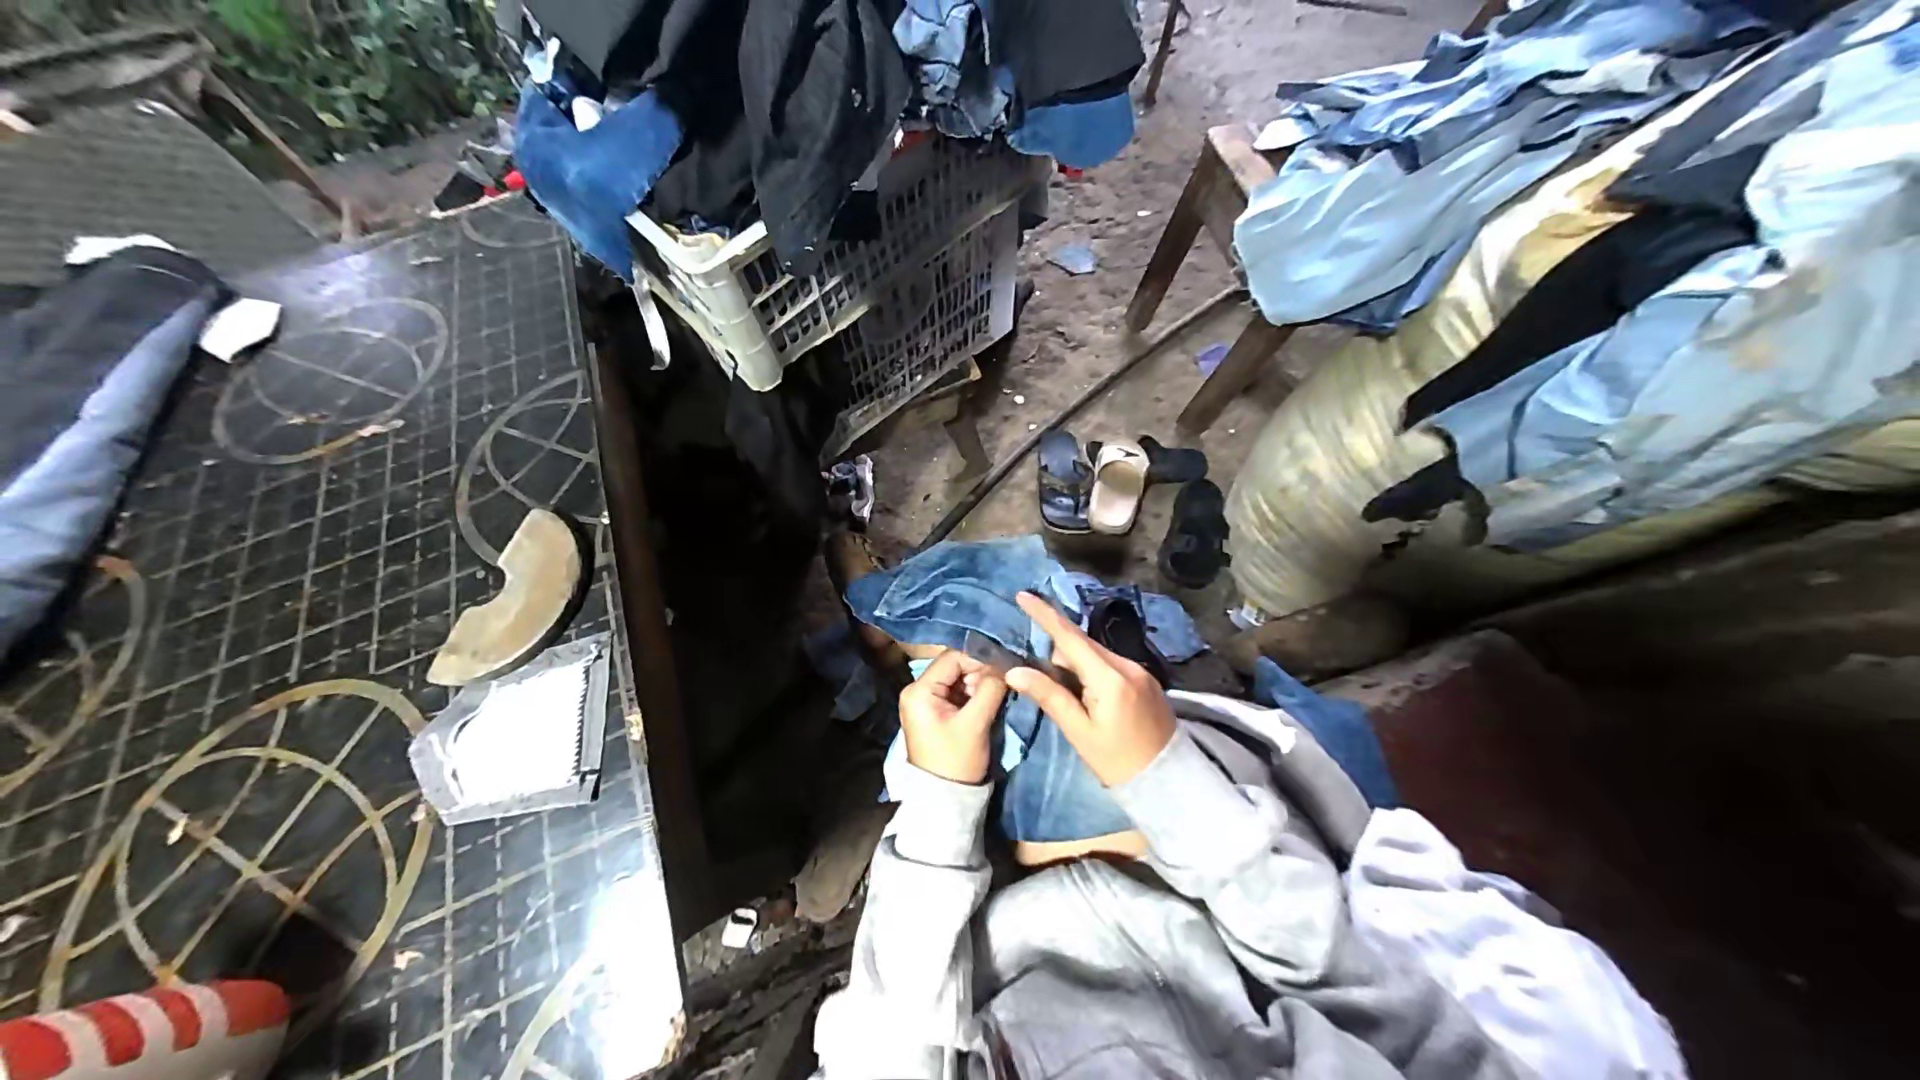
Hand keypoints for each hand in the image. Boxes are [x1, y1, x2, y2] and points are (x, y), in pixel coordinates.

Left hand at [899, 649, 1006, 784]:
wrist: (944, 800)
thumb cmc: (957, 761)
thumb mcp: (975, 723)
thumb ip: (990, 689)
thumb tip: (1005, 666)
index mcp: (919, 691)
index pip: (952, 658)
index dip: (980, 660)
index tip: (1004, 671)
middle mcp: (916, 690)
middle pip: (954, 666)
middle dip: (979, 673)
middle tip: (1000, 687)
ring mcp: (924, 701)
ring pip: (957, 679)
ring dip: (978, 684)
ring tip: (995, 697)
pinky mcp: (934, 712)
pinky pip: (956, 692)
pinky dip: (972, 695)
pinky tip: (986, 703)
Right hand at [1005, 592, 1176, 786]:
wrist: (1170, 782)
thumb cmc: (1117, 761)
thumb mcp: (1079, 731)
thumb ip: (1049, 696)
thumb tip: (1015, 671)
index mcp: (1110, 678)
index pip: (1070, 638)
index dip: (1045, 615)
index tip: (1024, 595)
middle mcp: (1128, 665)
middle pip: (1083, 644)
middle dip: (1059, 653)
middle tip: (1041, 679)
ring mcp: (1141, 671)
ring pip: (1096, 654)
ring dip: (1076, 664)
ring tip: (1070, 697)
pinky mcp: (1147, 680)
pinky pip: (1110, 664)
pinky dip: (1093, 671)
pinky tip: (1089, 696)